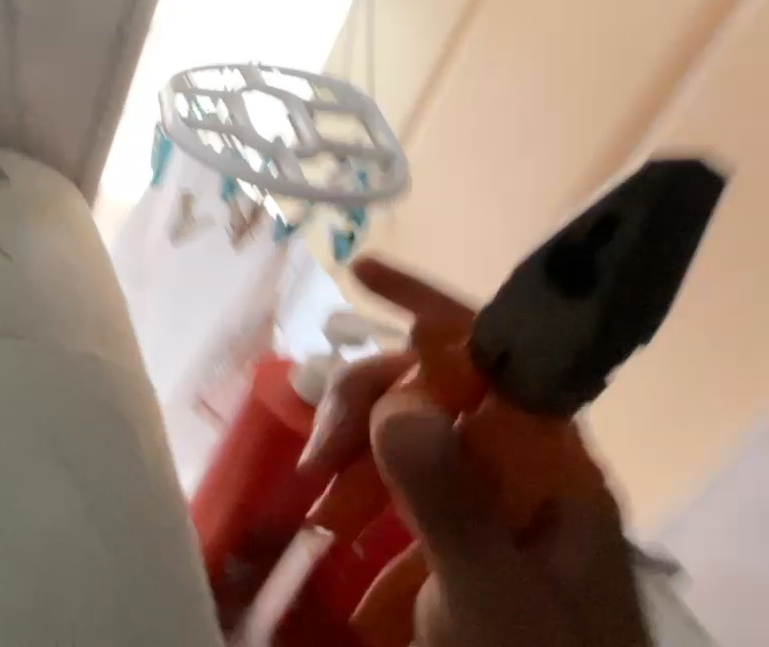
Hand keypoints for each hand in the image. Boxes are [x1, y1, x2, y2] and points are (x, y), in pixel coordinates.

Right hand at [301, 259, 651, 646]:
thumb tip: (396, 404)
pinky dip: (349, 469)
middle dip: (362, 399)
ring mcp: (481, 491)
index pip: (495, 358)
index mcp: (551, 469)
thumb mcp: (494, 594)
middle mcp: (517, 465)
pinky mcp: (449, 518)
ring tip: (315, 486)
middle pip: (428, 385)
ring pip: (399, 420)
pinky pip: (388, 463)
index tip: (360, 273)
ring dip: (346, 437)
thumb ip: (450, 502)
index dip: (431, 309)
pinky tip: (328, 499)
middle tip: (318, 454)